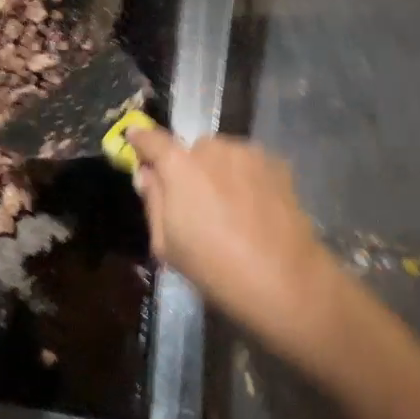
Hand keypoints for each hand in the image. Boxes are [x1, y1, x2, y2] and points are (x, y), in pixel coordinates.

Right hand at [125, 128, 334, 336]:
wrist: (284, 279)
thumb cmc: (214, 267)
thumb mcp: (167, 245)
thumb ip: (153, 202)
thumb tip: (147, 174)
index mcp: (178, 165)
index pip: (151, 139)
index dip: (140, 140)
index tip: (134, 139)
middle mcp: (211, 148)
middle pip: (191, 150)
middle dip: (188, 168)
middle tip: (196, 201)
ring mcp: (247, 152)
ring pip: (223, 156)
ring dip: (220, 171)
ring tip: (231, 208)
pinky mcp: (276, 163)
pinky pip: (249, 164)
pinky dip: (246, 178)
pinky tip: (255, 208)